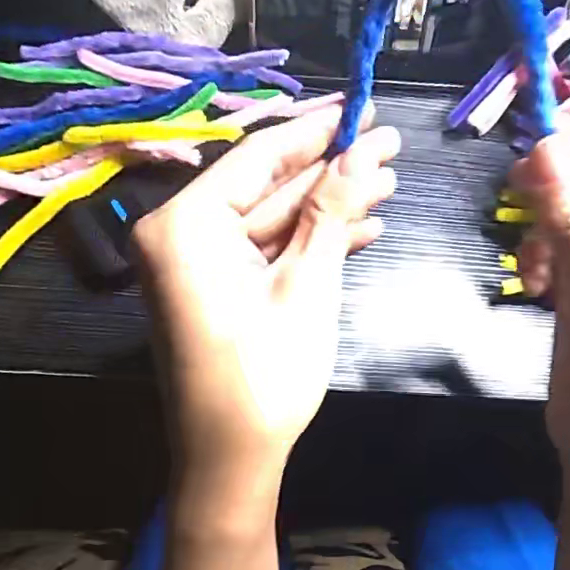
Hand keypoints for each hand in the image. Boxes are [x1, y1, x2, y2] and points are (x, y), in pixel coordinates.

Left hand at [135, 108, 399, 485]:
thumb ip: (331, 211)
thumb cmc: (265, 374)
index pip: (257, 157)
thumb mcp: (306, 284)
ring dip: (327, 208)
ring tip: (387, 183)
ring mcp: (198, 266)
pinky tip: (361, 230)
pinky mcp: (217, 291)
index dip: (315, 131)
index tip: (361, 109)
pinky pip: (265, 253)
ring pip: (271, 221)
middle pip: (265, 187)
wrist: (231, 461)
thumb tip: (364, 149)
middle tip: (388, 144)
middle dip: (329, 171)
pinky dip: (309, 244)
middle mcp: (181, 236)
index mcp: (185, 224)